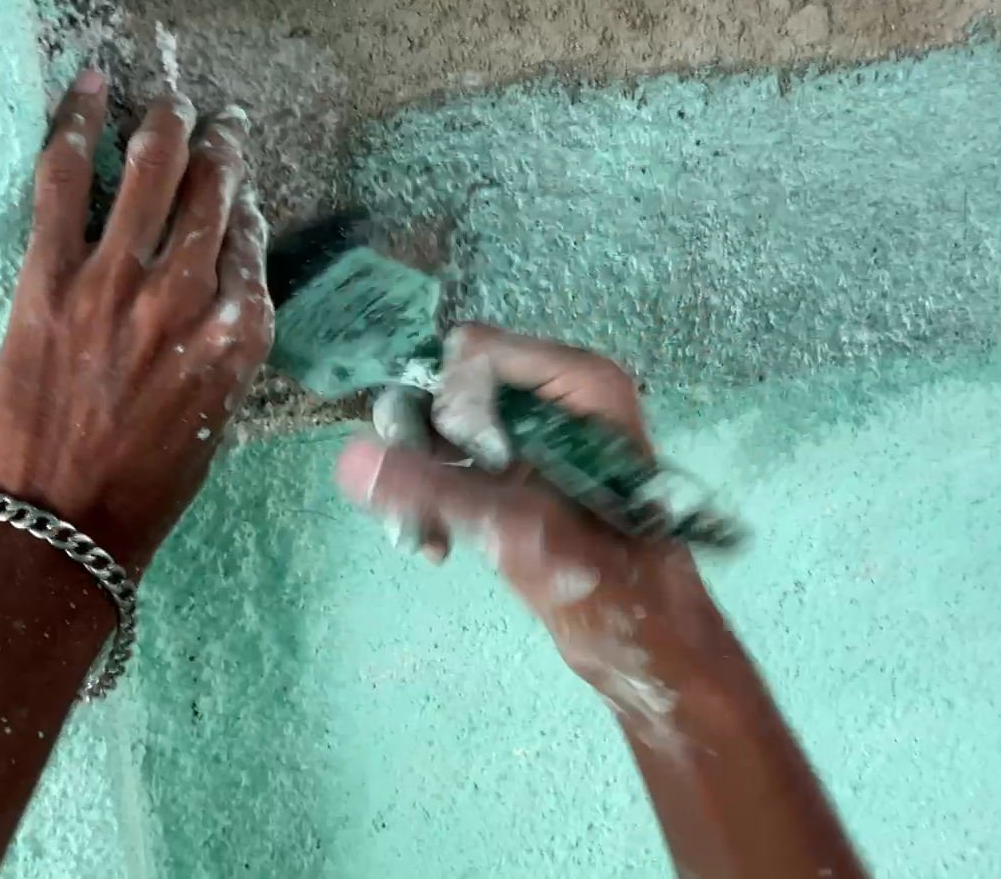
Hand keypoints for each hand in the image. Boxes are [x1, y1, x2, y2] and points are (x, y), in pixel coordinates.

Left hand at [0, 68, 273, 570]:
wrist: (68, 519)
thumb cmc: (156, 474)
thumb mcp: (224, 405)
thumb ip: (231, 331)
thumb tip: (225, 269)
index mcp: (240, 332)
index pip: (251, 241)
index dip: (245, 206)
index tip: (238, 190)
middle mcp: (189, 295)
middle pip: (213, 195)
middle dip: (221, 147)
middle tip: (220, 120)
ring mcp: (118, 281)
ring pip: (150, 172)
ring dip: (164, 122)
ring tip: (170, 97)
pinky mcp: (50, 279)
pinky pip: (63, 183)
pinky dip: (77, 127)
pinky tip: (91, 88)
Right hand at [336, 326, 724, 729]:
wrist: (651, 650)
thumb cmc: (610, 585)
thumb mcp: (519, 530)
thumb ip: (431, 489)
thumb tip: (349, 460)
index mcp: (575, 383)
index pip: (472, 351)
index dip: (443, 402)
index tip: (448, 461)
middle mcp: (551, 396)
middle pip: (448, 387)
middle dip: (419, 445)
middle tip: (411, 494)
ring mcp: (528, 435)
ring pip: (439, 428)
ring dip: (418, 479)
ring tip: (420, 535)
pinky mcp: (512, 473)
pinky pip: (448, 463)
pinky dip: (433, 498)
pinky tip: (433, 544)